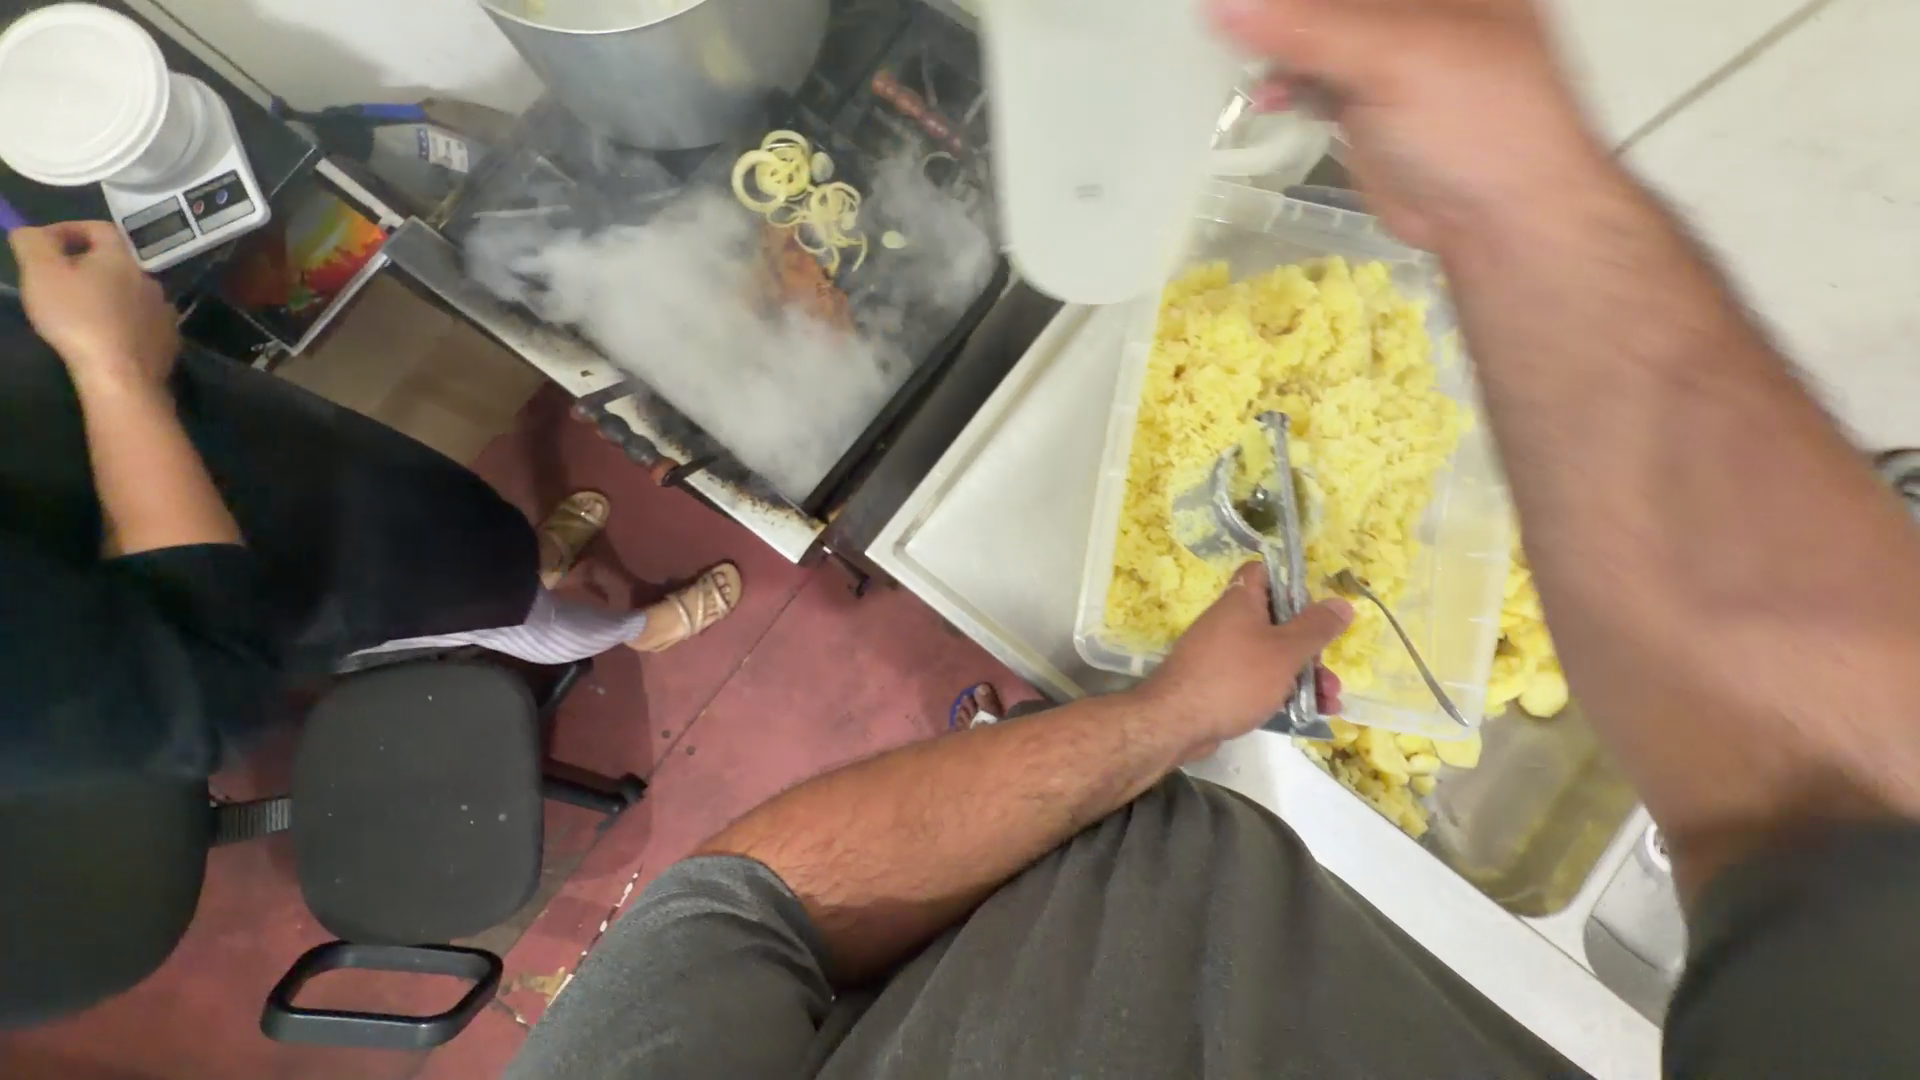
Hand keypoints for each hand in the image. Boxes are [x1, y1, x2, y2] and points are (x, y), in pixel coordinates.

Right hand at [9, 221, 178, 387]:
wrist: (122, 370)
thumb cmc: (78, 316)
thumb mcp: (40, 270)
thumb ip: (34, 242)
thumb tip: (36, 232)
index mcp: (124, 261)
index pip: (101, 228)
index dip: (68, 228)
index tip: (42, 243)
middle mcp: (153, 282)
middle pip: (115, 261)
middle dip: (82, 262)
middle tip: (53, 277)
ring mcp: (166, 311)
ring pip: (129, 290)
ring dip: (103, 290)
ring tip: (74, 305)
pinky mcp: (168, 336)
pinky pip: (140, 316)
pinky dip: (120, 314)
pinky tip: (102, 328)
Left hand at [1140, 563, 1353, 759]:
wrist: (1177, 722)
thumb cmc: (1235, 678)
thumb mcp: (1284, 651)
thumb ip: (1315, 628)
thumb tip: (1341, 602)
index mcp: (1240, 602)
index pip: (1263, 573)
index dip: (1290, 582)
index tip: (1316, 606)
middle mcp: (1229, 622)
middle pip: (1277, 621)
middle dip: (1310, 647)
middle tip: (1328, 672)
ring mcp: (1222, 654)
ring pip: (1272, 656)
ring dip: (1304, 675)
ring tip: (1330, 700)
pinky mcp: (1220, 684)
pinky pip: (1259, 680)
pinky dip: (1283, 692)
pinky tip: (1310, 713)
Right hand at [1209, 0, 1608, 251]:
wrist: (1490, 214)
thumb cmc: (1468, 120)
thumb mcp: (1393, 56)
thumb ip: (1307, 26)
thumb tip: (1221, 5)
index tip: (1242, 6)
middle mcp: (1421, 4)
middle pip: (1331, 2)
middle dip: (1284, 13)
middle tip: (1240, 24)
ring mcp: (1392, 53)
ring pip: (1320, 33)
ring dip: (1279, 47)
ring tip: (1252, 69)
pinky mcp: (1368, 102)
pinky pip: (1316, 78)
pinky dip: (1287, 84)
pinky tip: (1267, 98)